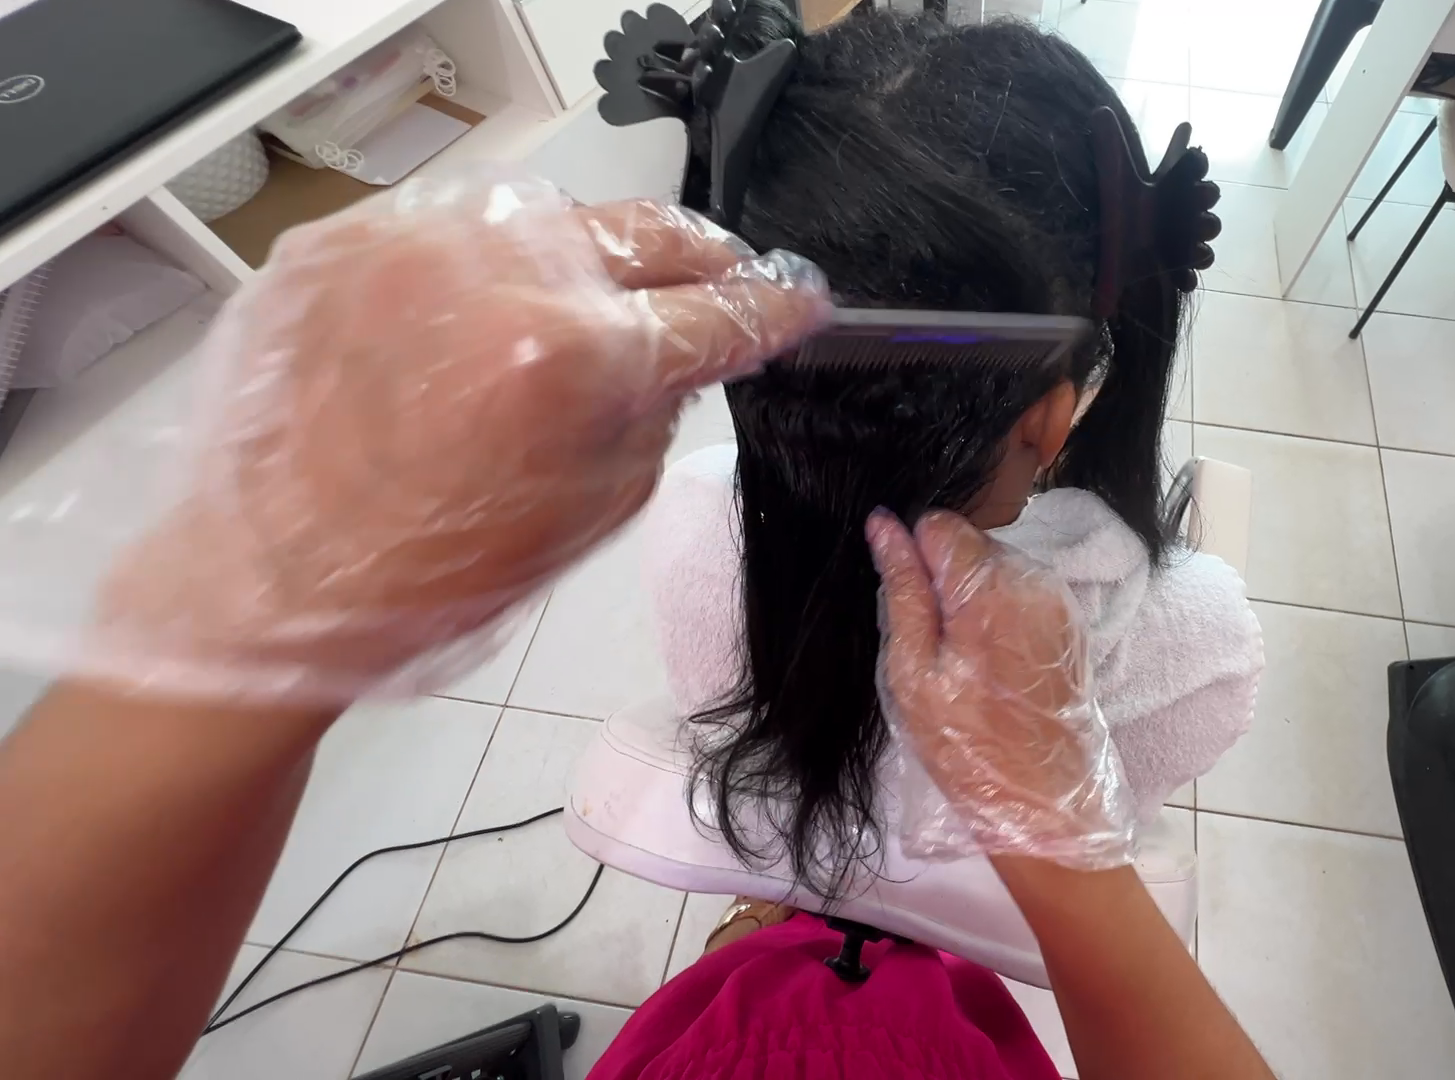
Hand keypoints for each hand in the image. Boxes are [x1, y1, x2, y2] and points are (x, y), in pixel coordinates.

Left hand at [90, 176, 830, 702]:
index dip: (775, 309)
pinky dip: (521, 261)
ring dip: (615, 255)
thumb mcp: (607, 496)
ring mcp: (415, 243)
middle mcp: (499, 273)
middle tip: (734, 282)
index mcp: (575, 358)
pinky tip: (524, 305)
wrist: (281, 578)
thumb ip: (664, 405)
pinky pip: (474, 226)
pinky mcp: (348, 240)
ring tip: (622, 299)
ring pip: (568, 213)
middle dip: (711, 258)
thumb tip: (696, 347)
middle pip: (654, 230)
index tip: (804, 303)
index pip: (715, 314)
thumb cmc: (454, 565)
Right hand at [866, 509, 1133, 866]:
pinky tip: (994, 659)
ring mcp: (1059, 598)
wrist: (1042, 799)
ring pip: (994, 564)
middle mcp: (1033, 580)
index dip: (915, 555)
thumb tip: (883, 523)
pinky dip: (999, 609)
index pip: (940, 524)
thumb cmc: (965, 743)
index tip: (914, 605)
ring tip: (967, 657)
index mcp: (989, 589)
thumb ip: (902, 589)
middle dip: (945, 578)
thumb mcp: (913, 671)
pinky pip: (1021, 589)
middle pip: (970, 542)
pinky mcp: (1071, 618)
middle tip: (937, 644)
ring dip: (972, 594)